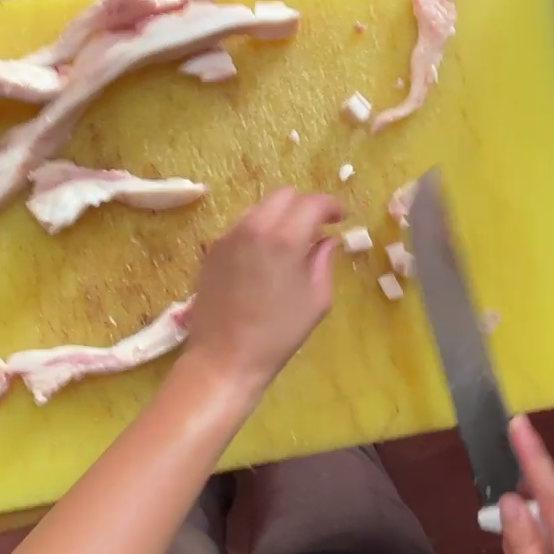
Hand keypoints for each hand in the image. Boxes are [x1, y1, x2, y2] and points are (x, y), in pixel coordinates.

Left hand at [185, 187, 342, 389]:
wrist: (224, 357)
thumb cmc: (278, 334)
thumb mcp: (316, 300)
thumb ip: (324, 261)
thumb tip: (328, 240)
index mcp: (284, 238)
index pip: (312, 202)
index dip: (331, 206)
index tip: (341, 218)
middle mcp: (253, 227)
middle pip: (283, 195)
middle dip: (304, 206)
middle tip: (317, 228)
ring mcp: (228, 237)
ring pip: (259, 208)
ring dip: (280, 217)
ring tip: (291, 244)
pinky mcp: (212, 250)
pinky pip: (241, 227)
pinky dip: (259, 231)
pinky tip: (265, 259)